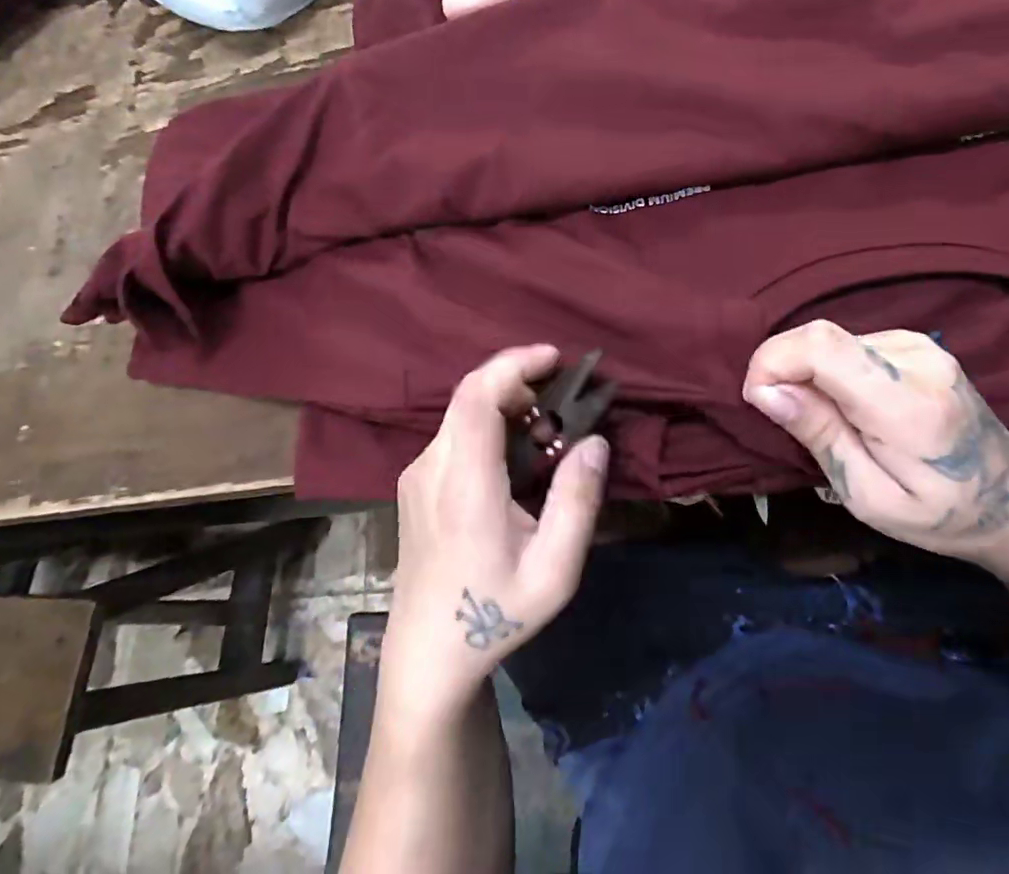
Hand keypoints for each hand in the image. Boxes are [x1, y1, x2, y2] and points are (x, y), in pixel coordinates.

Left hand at [384, 346, 608, 714]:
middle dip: (517, 382)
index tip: (554, 358)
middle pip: (468, 396)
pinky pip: (452, 436)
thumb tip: (594, 441)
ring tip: (545, 433)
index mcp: (464, 485)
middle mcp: (431, 468)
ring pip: (460, 415)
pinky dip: (487, 426)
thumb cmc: (495, 614)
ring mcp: (416, 475)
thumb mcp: (554, 570)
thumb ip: (576, 501)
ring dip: (503, 405)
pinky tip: (513, 459)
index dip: (513, 365)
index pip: (476, 397)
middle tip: (561, 402)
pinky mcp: (413, 484)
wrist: (427, 650)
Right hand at [742, 320, 1008, 568]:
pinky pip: (847, 344)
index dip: (772, 362)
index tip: (759, 400)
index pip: (821, 347)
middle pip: (818, 338)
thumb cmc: (940, 514)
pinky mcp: (915, 343)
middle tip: (786, 417)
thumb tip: (765, 391)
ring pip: (828, 340)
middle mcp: (916, 360)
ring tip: (824, 419)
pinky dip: (827, 370)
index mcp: (907, 405)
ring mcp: (920, 346)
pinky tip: (845, 405)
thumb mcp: (868, 497)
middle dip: (782, 370)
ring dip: (806, 373)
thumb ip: (820, 436)